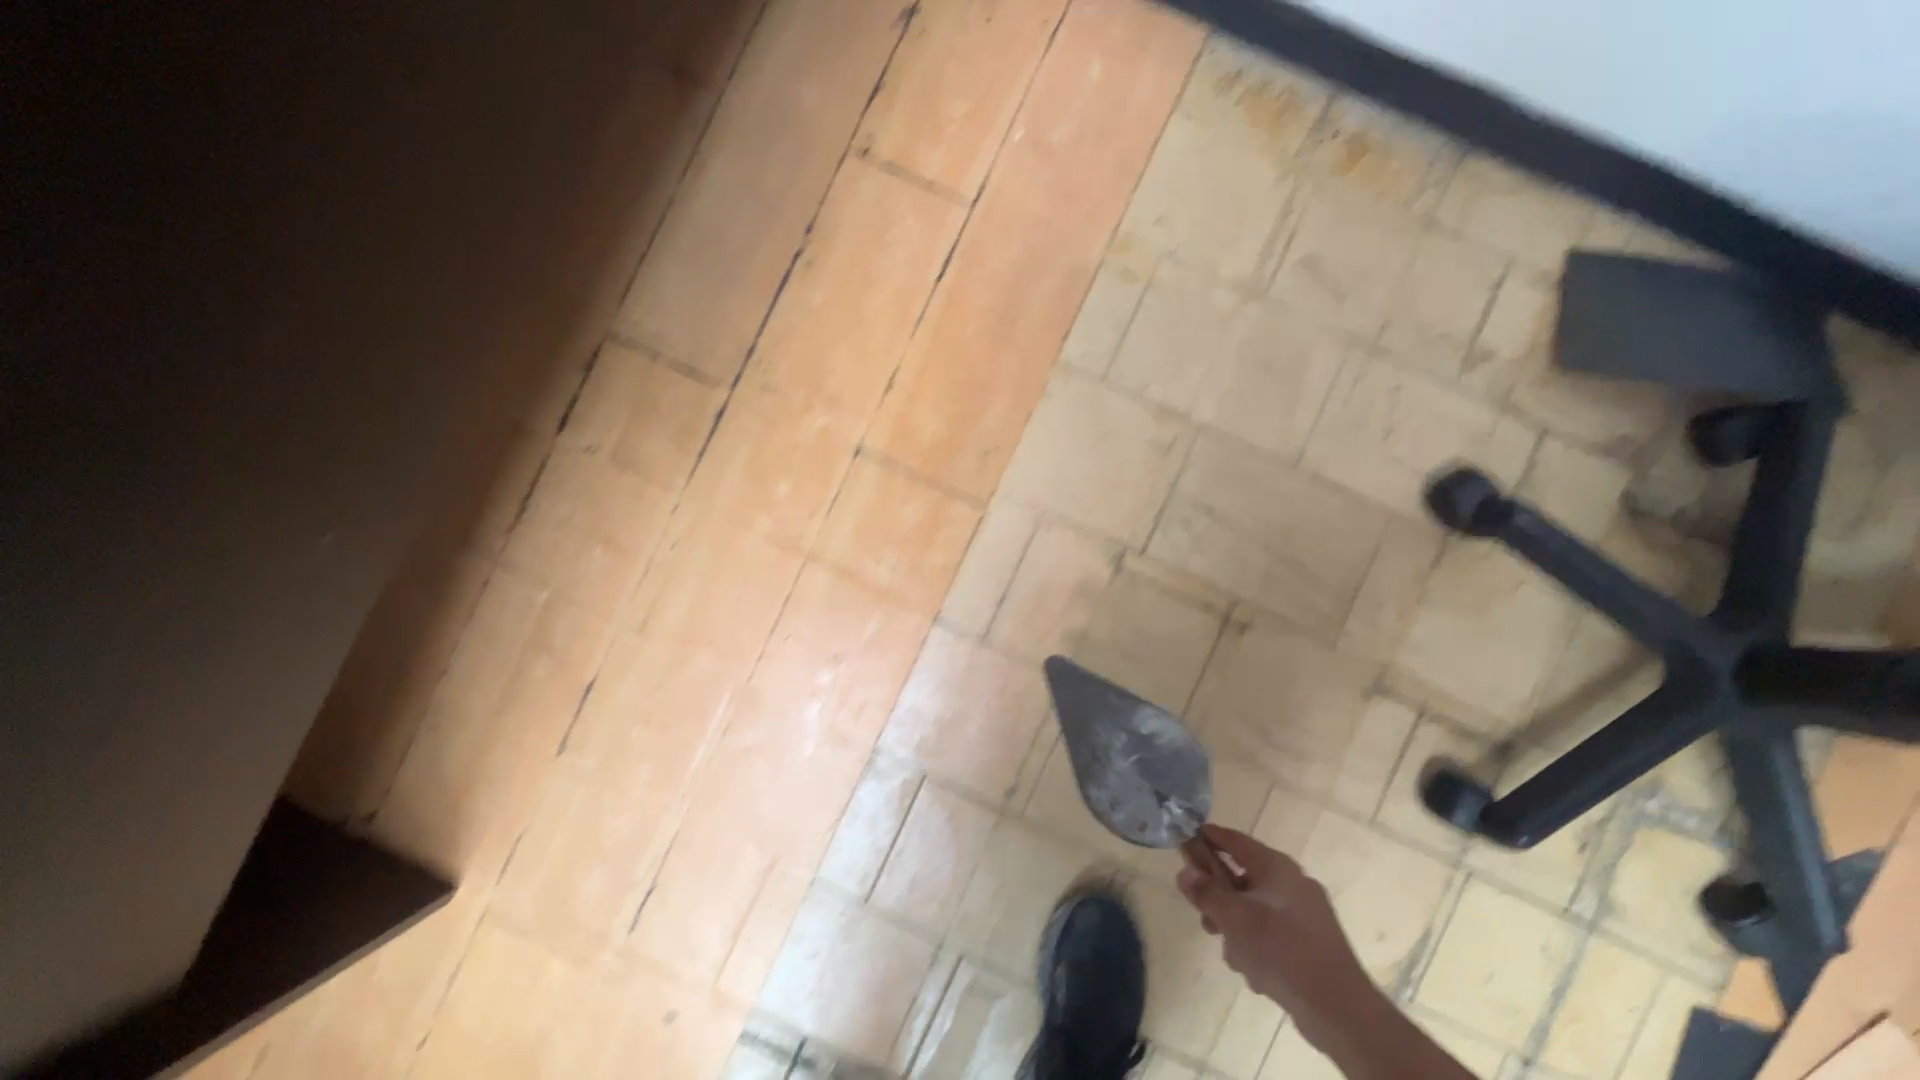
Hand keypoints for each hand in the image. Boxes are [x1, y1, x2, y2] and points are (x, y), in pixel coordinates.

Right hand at [1176, 825, 1382, 1045]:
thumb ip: (1206, 892)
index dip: (1210, 837)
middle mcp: (1292, 884)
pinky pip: (1272, 934)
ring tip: (1234, 956)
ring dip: (1237, 929)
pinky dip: (1258, 946)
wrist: (1337, 1006)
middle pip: (1243, 878)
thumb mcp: (1234, 919)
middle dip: (1220, 899)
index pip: (1236, 841)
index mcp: (1277, 868)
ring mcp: (1304, 914)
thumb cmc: (1281, 950)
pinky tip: (1256, 973)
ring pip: (1255, 910)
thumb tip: (1185, 871)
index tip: (1186, 838)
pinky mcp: (1310, 942)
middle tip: (1203, 917)